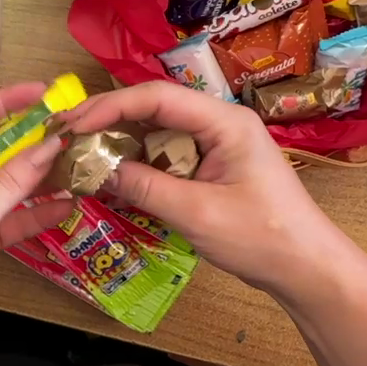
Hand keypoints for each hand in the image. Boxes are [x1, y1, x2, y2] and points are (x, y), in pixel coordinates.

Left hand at [0, 83, 74, 359]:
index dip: (6, 101)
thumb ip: (13, 181)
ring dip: (43, 175)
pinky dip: (41, 211)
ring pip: (13, 183)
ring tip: (81, 163)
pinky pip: (19, 215)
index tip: (45, 93)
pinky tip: (71, 204)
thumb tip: (52, 144)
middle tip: (74, 130)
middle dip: (33, 139)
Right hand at [61, 80, 357, 298]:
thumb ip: (144, 187)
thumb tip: (94, 170)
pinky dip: (130, 163)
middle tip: (62, 135)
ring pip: (151, 132)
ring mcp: (210, 145)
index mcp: (224, 122)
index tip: (72, 126)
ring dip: (114, 142)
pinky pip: (159, 156)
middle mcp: (215, 124)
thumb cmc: (261, 236)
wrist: (305, 268)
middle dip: (104, 120)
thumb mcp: (196, 212)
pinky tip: (104, 174)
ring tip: (74, 154)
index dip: (109, 107)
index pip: (157, 97)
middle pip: (150, 109)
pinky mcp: (204, 167)